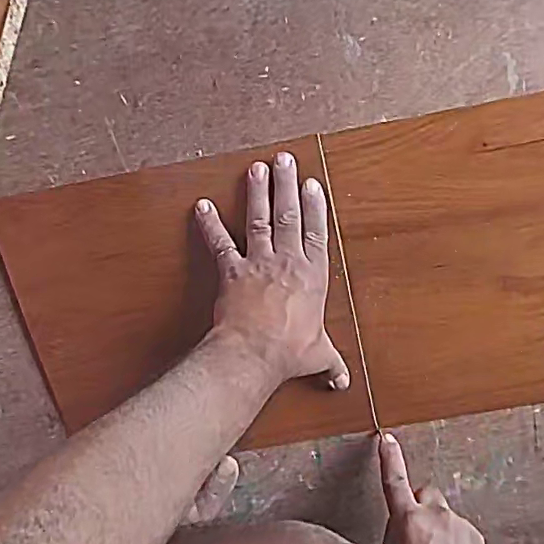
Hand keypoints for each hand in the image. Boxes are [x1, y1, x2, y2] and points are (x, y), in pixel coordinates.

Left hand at [193, 152, 351, 389]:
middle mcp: (288, 262)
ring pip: (259, 220)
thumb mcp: (317, 357)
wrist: (255, 353)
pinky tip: (202, 206)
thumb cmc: (289, 352)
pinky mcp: (232, 272)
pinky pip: (220, 243)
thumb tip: (342, 383)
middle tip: (284, 160)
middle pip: (288, 216)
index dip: (315, 207)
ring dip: (257, 192)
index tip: (313, 184)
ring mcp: (259, 263)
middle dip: (287, 185)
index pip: (316, 233)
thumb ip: (330, 364)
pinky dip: (210, 225)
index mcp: (313, 276)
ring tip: (256, 168)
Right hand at [377, 433, 492, 543]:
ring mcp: (460, 526)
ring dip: (437, 529)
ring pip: (443, 516)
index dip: (390, 458)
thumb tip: (400, 522)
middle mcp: (437, 516)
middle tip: (415, 536)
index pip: (395, 481)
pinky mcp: (476, 537)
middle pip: (425, 494)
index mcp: (409, 520)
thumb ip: (393, 533)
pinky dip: (453, 542)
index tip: (387, 440)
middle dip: (420, 508)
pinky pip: (458, 531)